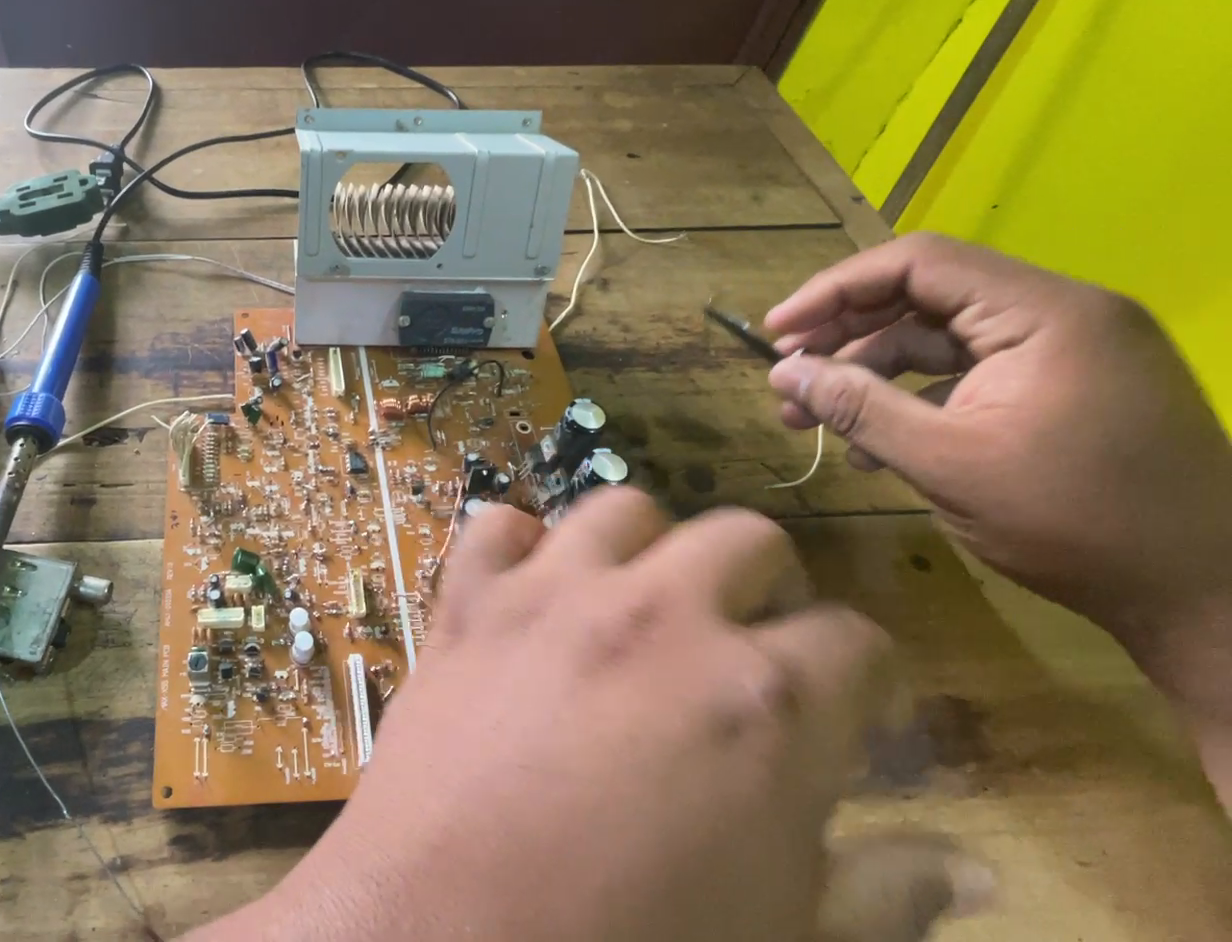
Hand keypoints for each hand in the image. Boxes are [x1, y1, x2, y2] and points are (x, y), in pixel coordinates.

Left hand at [193, 492, 987, 940]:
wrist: (440, 938)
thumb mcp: (780, 940)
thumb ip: (879, 895)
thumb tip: (970, 869)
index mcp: (764, 699)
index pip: (857, 641)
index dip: (862, 678)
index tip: (844, 707)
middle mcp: (661, 616)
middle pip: (746, 539)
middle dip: (764, 585)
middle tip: (742, 641)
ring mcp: (552, 595)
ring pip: (624, 510)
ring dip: (649, 547)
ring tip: (641, 601)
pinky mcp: (467, 601)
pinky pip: (495, 525)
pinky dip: (519, 543)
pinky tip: (531, 586)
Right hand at [764, 233, 1231, 797]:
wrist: (1202, 595)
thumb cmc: (1073, 521)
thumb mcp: (945, 461)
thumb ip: (857, 407)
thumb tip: (783, 372)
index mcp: (1046, 314)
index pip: (919, 264)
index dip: (835, 290)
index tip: (777, 331)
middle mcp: (1060, 316)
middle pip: (923, 297)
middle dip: (843, 335)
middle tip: (784, 376)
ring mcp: (1064, 353)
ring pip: (937, 339)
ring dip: (867, 374)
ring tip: (808, 419)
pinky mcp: (1061, 388)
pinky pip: (965, 374)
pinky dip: (910, 400)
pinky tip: (871, 446)